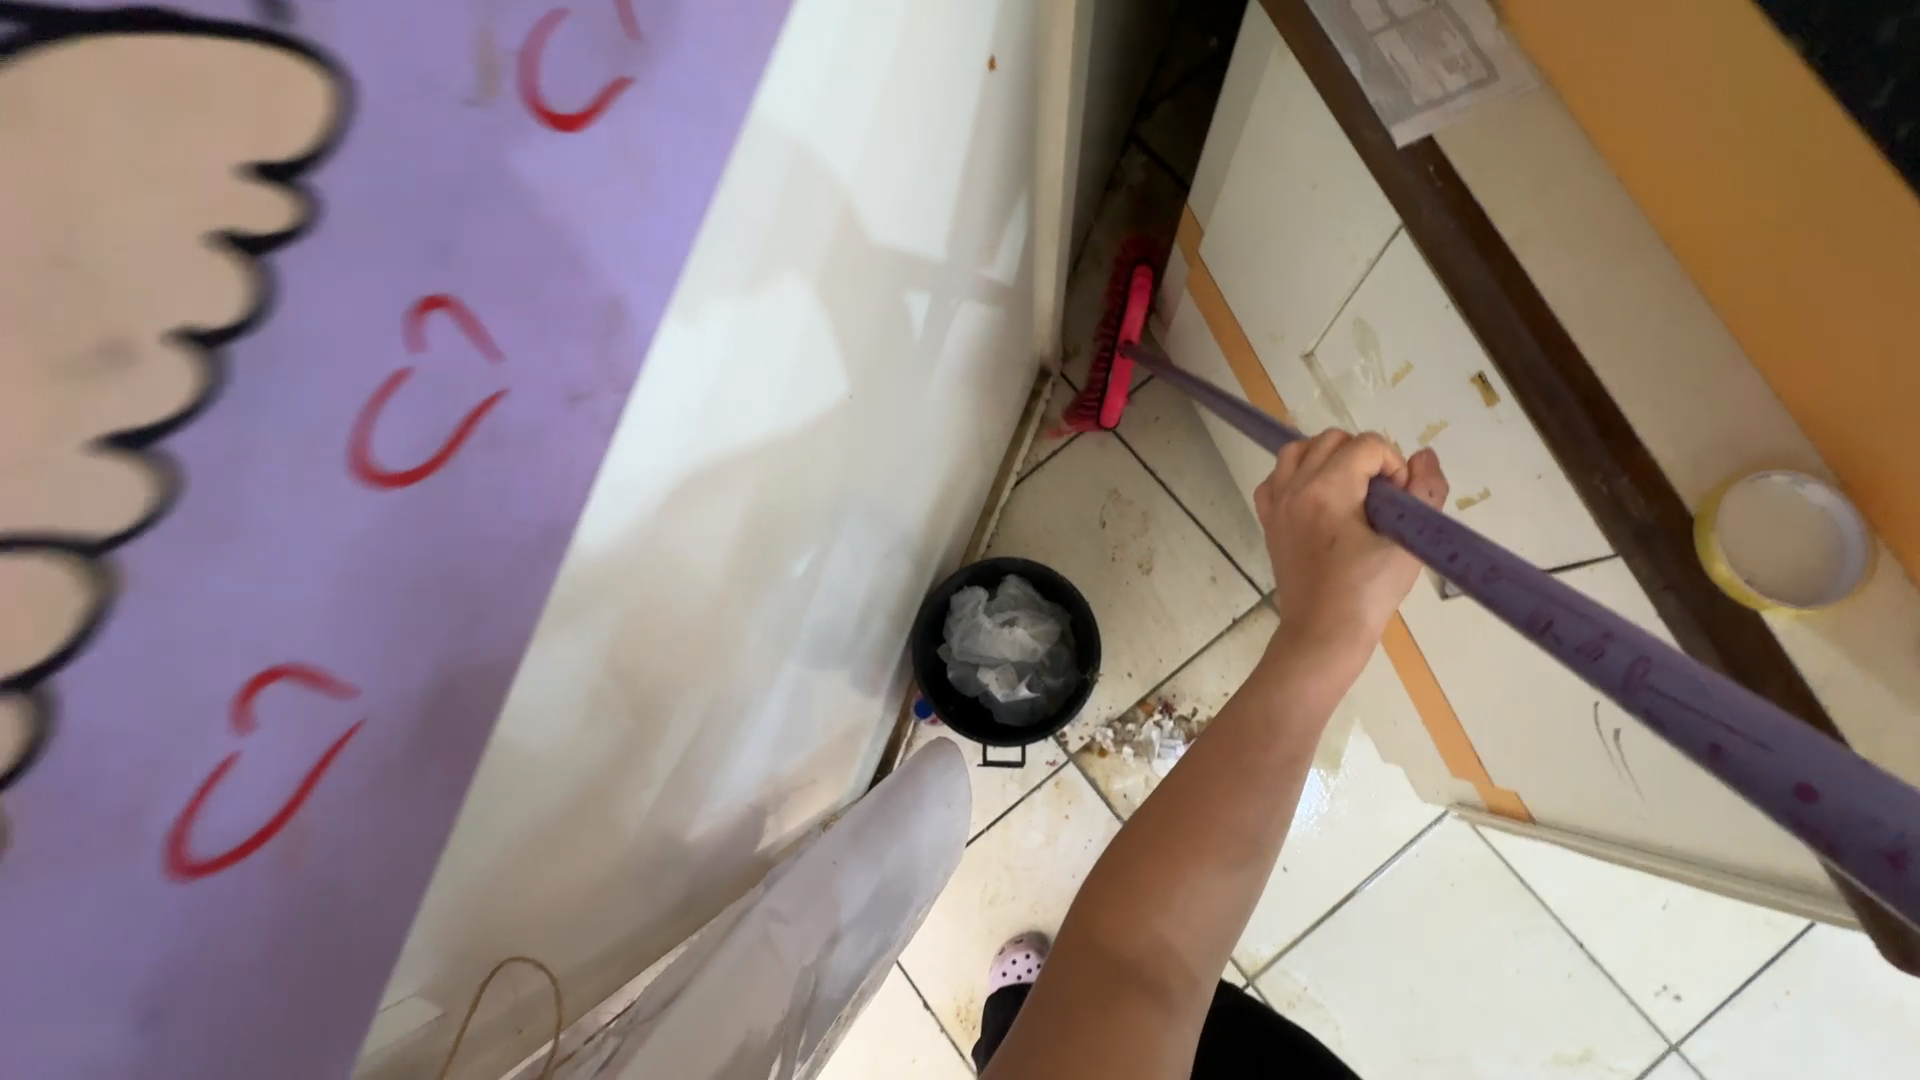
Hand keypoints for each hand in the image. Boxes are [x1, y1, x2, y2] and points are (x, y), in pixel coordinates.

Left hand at [1254, 431, 1448, 651]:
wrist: (1323, 630)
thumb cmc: (1368, 591)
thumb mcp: (1409, 542)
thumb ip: (1425, 492)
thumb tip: (1422, 456)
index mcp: (1327, 490)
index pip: (1366, 445)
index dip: (1392, 465)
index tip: (1398, 500)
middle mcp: (1294, 489)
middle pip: (1331, 440)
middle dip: (1363, 457)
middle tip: (1379, 495)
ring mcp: (1276, 504)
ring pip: (1297, 451)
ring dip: (1327, 458)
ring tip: (1350, 489)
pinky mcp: (1268, 520)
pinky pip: (1275, 479)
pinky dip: (1296, 477)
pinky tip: (1317, 500)